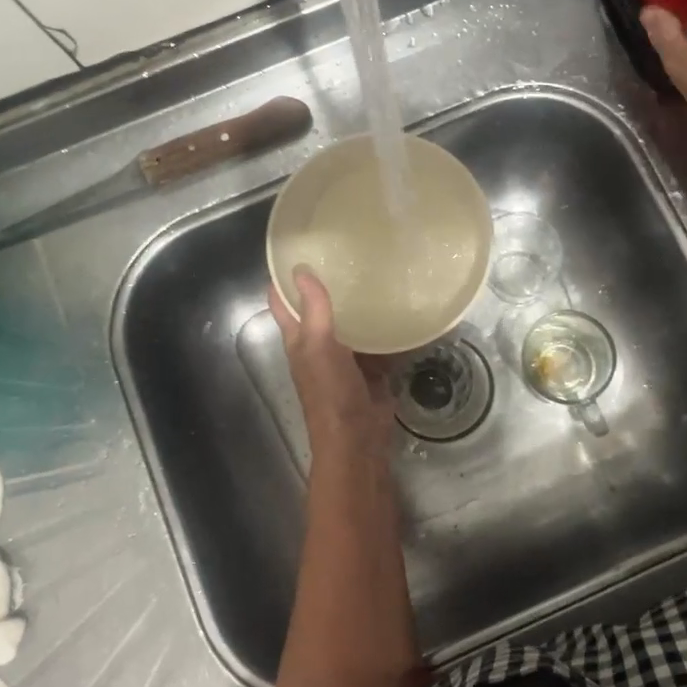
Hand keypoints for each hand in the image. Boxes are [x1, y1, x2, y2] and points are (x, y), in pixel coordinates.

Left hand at [271, 267, 396, 472]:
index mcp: (299, 340)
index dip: (283, 277)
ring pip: (353, 324)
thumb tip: (299, 269)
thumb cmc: (331, 393)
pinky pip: (380, 344)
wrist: (358, 440)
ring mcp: (348, 358)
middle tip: (349, 250)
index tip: (297, 246)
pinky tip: (403, 308)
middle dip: (330, 284)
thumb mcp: (319, 347)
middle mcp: (320, 345)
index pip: (283, 302)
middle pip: (320, 310)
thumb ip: (314, 310)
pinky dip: (389, 330)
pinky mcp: (373, 370)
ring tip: (380, 271)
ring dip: (362, 305)